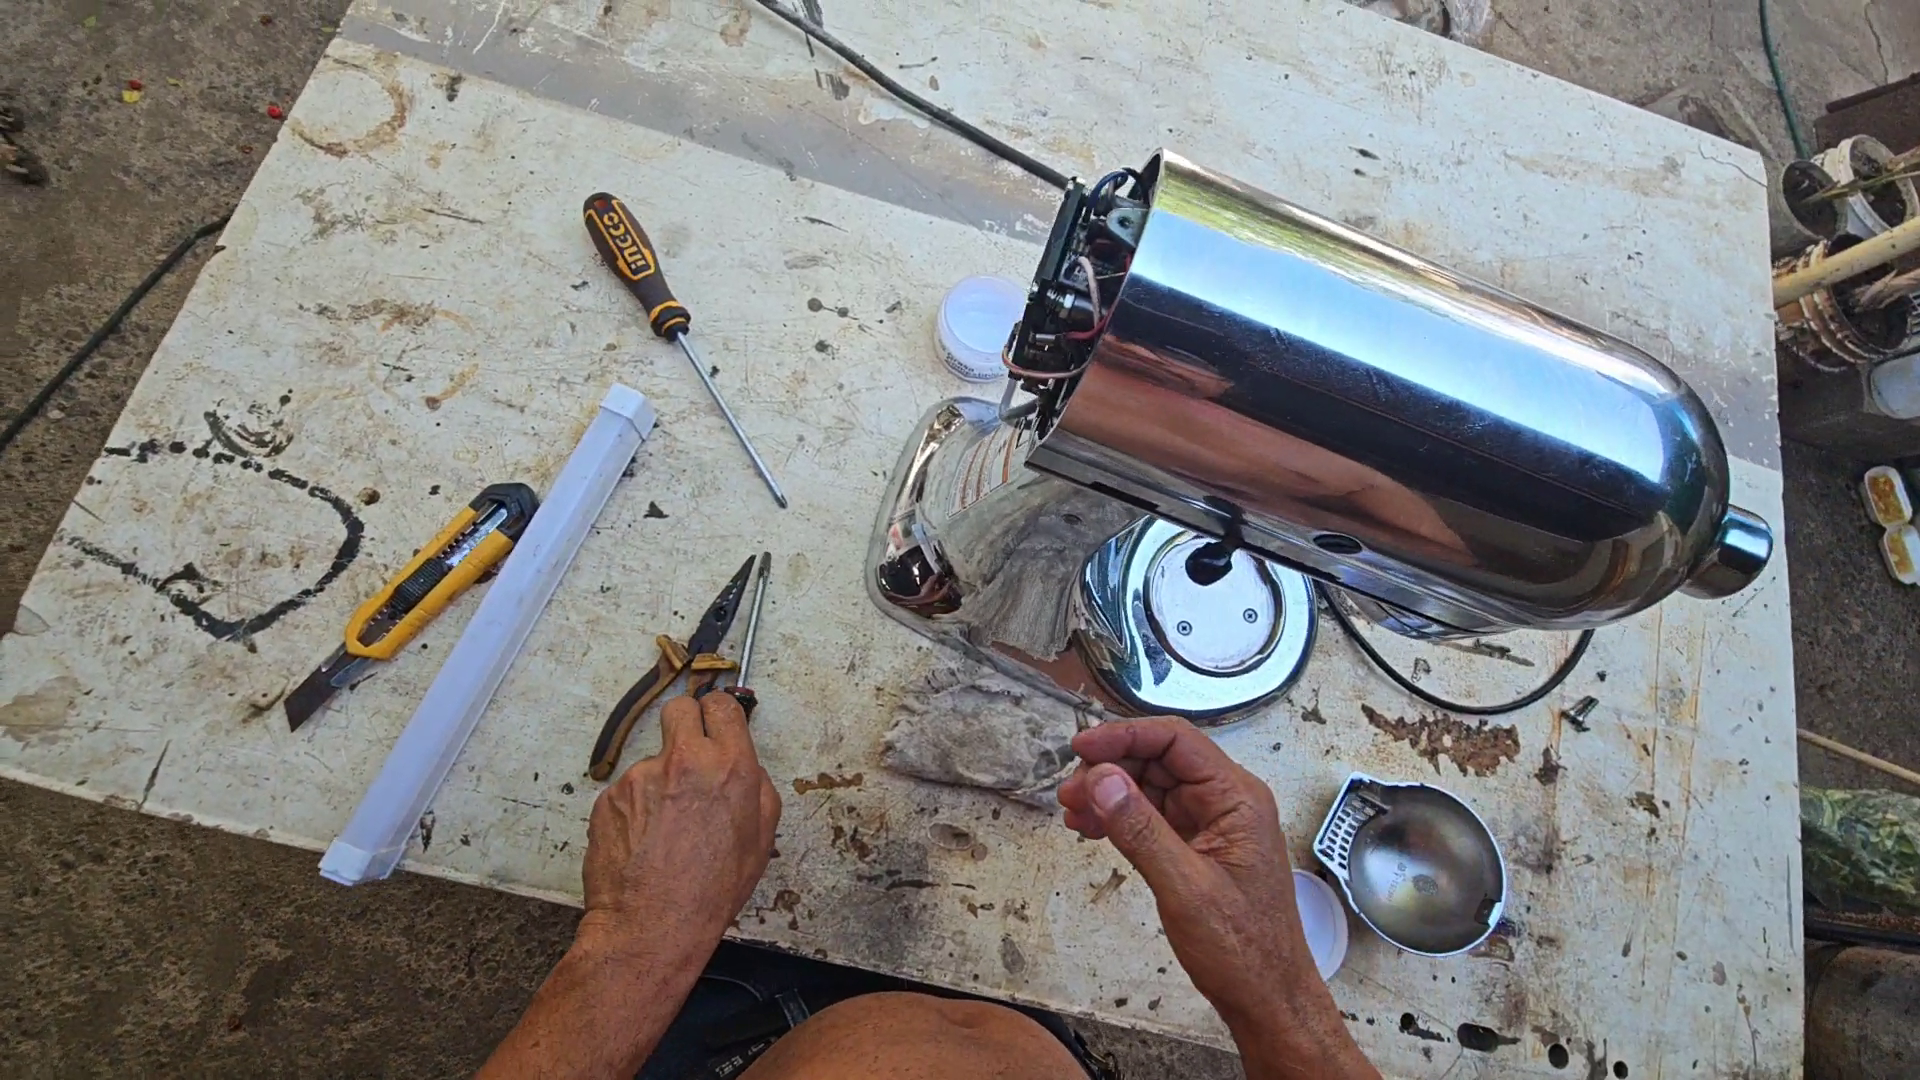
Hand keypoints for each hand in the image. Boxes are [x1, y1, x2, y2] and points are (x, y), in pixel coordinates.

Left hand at [580, 692, 781, 964]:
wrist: (652, 927)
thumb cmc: (713, 888)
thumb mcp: (761, 835)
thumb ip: (756, 786)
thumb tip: (743, 765)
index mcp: (730, 766)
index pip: (722, 706)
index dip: (718, 713)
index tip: (715, 723)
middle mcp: (685, 760)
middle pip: (679, 708)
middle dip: (685, 722)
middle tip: (687, 753)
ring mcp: (641, 776)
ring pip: (653, 758)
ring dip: (659, 779)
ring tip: (664, 826)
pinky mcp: (609, 796)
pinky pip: (627, 790)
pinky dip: (635, 807)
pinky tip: (642, 839)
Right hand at [1057, 718, 1315, 1026]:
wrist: (1268, 1003)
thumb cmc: (1242, 950)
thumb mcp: (1185, 888)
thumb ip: (1140, 829)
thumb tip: (1101, 778)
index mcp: (1236, 796)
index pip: (1175, 740)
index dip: (1124, 736)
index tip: (1082, 748)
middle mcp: (1224, 799)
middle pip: (1157, 758)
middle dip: (1110, 768)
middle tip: (1071, 791)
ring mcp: (1208, 820)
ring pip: (1148, 784)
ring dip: (1108, 792)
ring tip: (1073, 810)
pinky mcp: (1194, 841)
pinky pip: (1149, 812)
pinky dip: (1117, 816)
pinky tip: (1090, 827)